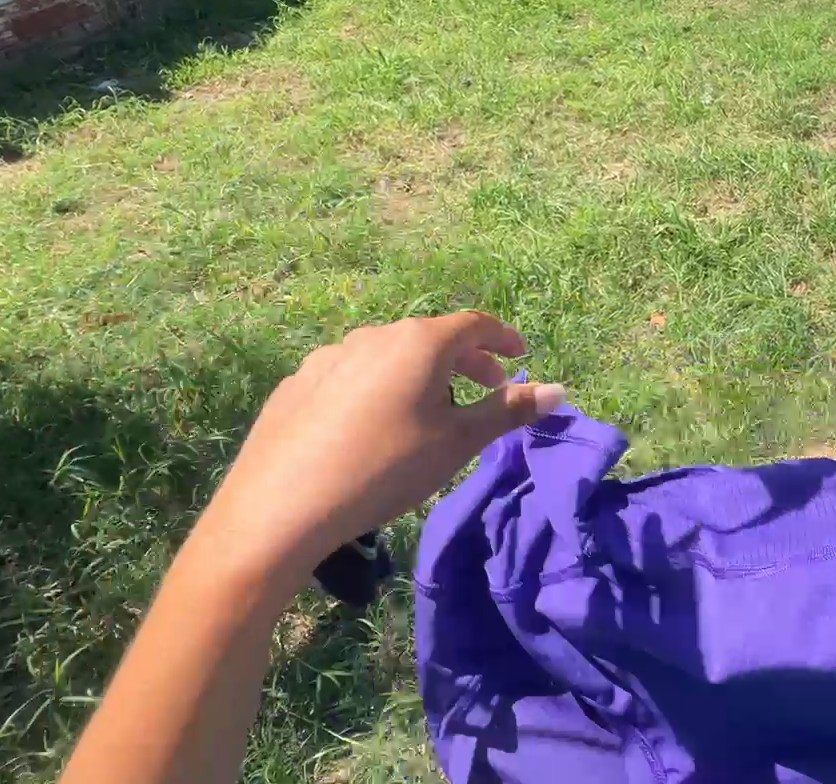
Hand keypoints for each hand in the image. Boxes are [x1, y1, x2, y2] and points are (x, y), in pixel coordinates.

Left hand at [193, 312, 566, 595]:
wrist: (276, 512)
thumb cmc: (385, 468)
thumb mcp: (458, 442)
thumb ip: (509, 410)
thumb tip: (559, 391)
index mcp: (419, 342)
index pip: (475, 324)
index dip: (504, 338)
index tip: (521, 355)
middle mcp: (374, 336)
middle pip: (433, 337)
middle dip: (467, 360)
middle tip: (486, 387)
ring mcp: (328, 356)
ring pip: (391, 355)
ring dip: (422, 373)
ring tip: (430, 410)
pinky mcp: (296, 383)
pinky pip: (353, 373)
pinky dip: (379, 386)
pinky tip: (373, 425)